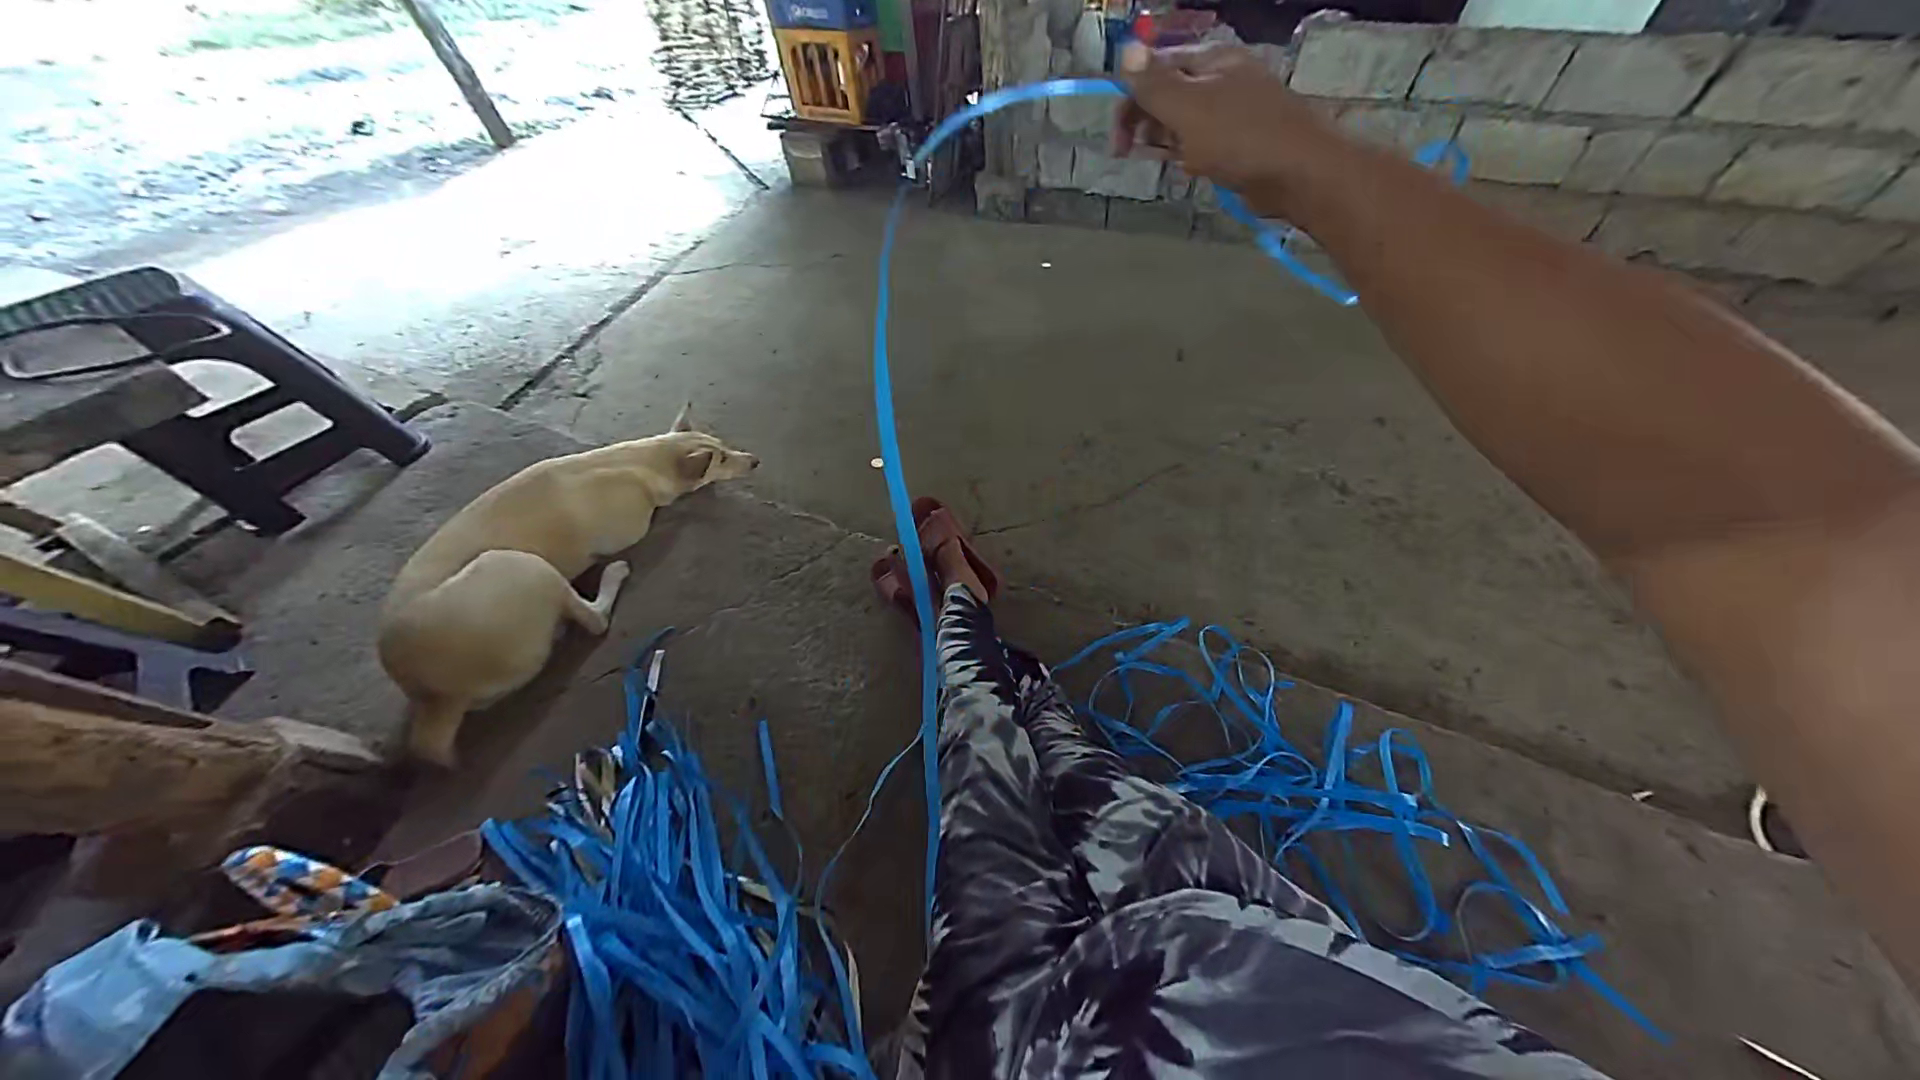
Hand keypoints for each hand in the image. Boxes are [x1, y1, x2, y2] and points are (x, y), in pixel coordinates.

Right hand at [1114, 42, 1346, 218]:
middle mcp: (1221, 79)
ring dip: (1168, 143)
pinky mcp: (1238, 142)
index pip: (1156, 70)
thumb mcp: (1189, 108)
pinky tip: (1191, 170)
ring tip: (1173, 161)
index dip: (1131, 102)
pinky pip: (1201, 144)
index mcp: (1210, 62)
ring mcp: (1231, 111)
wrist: (1297, 172)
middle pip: (1167, 95)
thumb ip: (1155, 84)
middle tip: (1138, 154)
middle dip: (1148, 125)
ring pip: (1182, 124)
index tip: (1118, 143)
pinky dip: (1189, 156)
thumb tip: (1126, 52)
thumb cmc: (1240, 137)